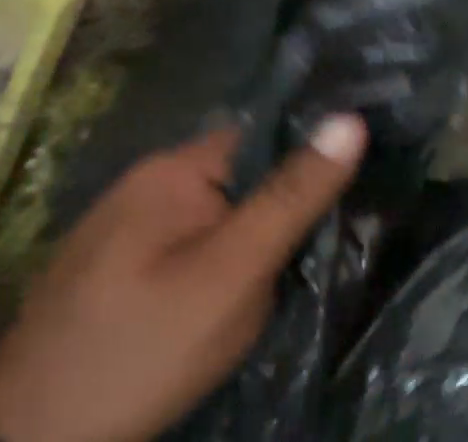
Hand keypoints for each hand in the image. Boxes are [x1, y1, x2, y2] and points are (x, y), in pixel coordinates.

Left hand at [0, 115, 367, 441]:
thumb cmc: (144, 348)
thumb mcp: (234, 272)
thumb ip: (293, 195)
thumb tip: (351, 119)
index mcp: (172, 171)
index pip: (271, 135)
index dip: (317, 158)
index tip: (352, 191)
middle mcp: (144, 183)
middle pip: (248, 174)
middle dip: (287, 205)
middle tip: (316, 246)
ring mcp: (124, 226)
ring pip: (223, 211)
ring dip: (256, 235)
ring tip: (279, 274)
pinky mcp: (116, 266)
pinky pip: (194, 241)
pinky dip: (223, 258)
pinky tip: (230, 293)